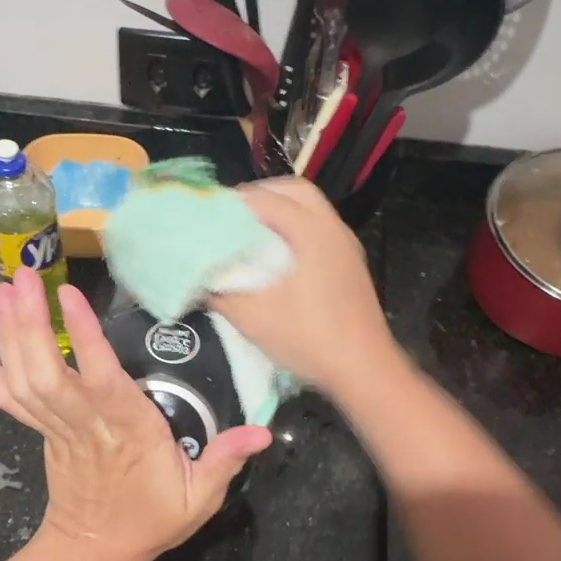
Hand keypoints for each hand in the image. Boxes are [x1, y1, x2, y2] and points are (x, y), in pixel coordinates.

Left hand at [0, 268, 270, 560]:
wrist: (97, 549)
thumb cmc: (151, 519)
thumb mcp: (200, 498)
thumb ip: (226, 461)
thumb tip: (264, 433)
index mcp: (128, 433)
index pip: (101, 381)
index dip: (84, 338)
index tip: (67, 296)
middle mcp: (86, 425)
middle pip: (49, 373)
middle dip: (32, 324)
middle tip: (22, 274)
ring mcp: (56, 428)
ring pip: (25, 379)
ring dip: (9, 333)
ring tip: (3, 285)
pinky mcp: (39, 431)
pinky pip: (6, 397)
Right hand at [211, 178, 403, 395]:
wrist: (363, 369)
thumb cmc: (309, 339)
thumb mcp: (254, 318)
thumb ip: (221, 294)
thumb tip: (197, 282)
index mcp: (310, 231)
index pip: (266, 199)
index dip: (233, 203)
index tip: (207, 215)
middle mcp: (332, 229)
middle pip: (295, 191)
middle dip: (261, 197)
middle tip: (232, 216)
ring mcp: (346, 246)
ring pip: (311, 210)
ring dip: (281, 214)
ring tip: (250, 235)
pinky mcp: (351, 266)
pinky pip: (320, 231)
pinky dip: (296, 231)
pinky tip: (278, 258)